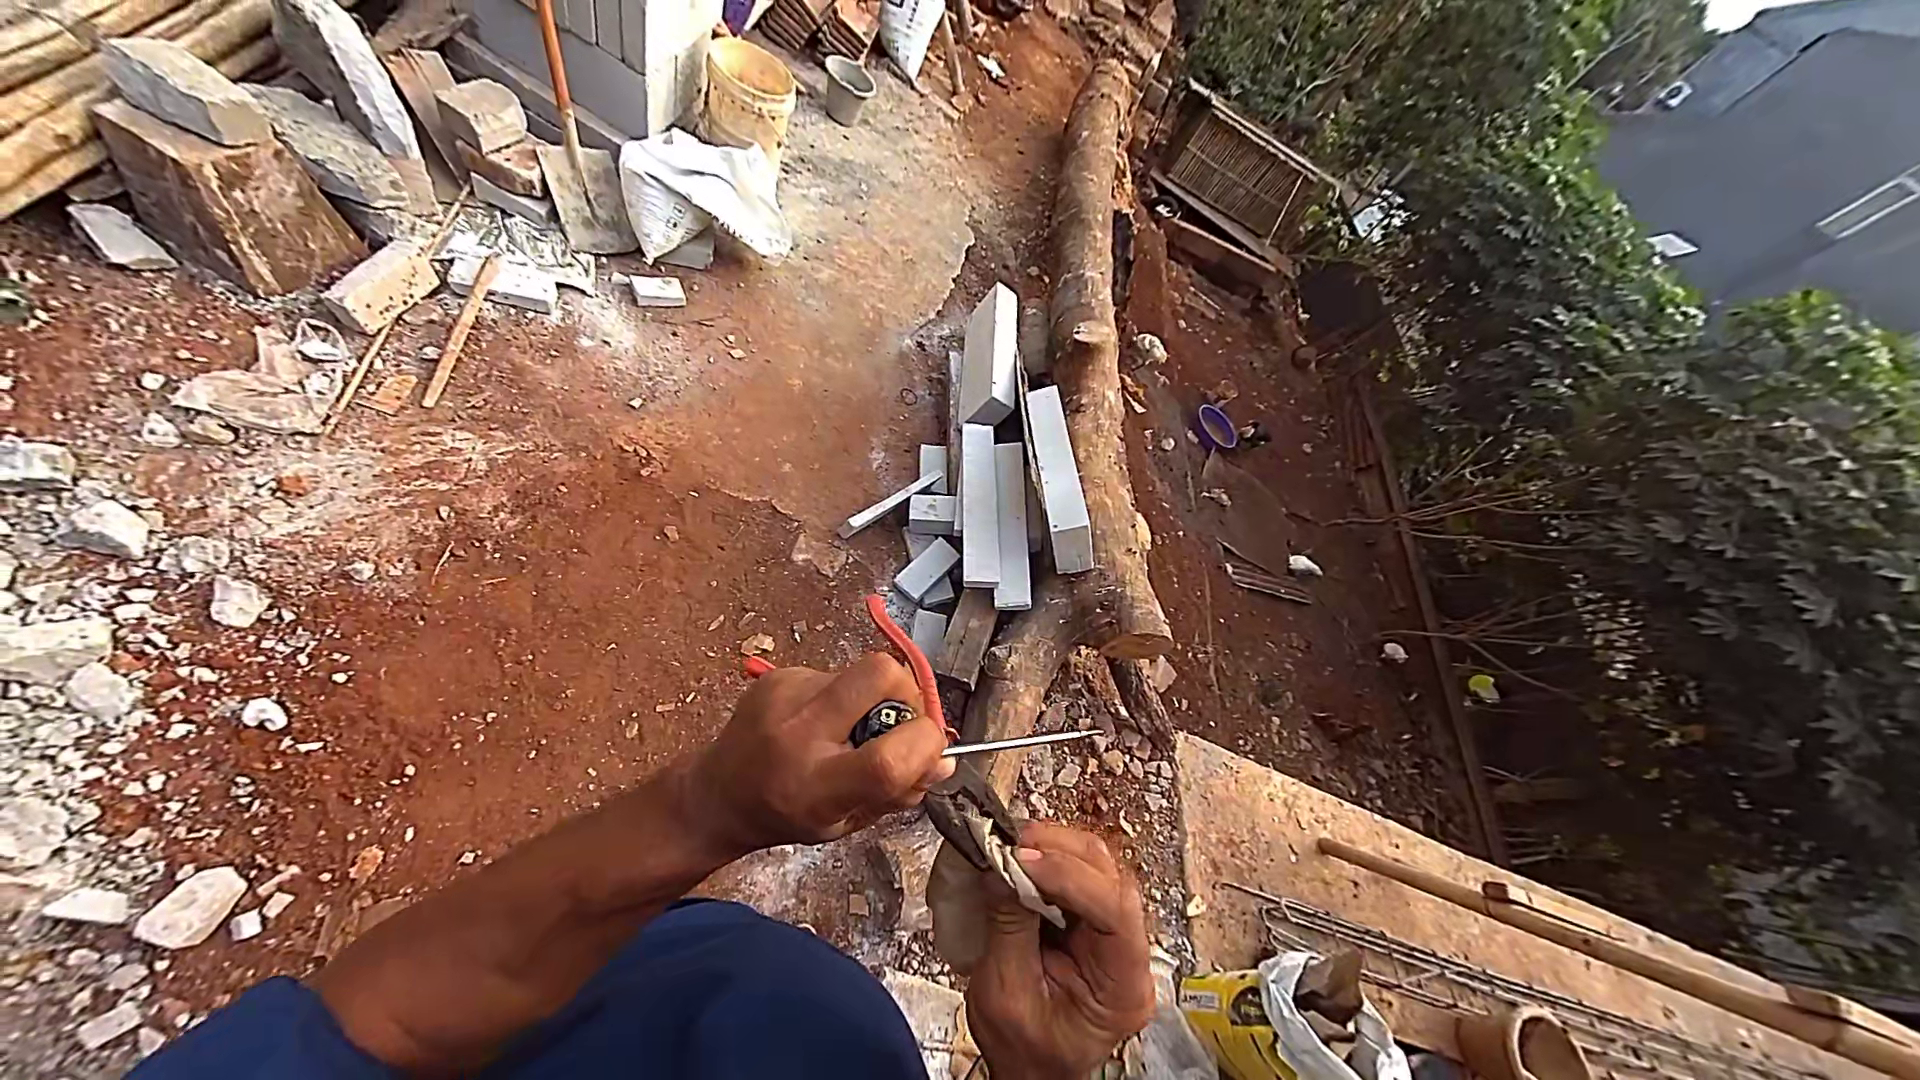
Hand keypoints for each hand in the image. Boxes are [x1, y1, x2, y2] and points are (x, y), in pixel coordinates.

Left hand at [682, 653, 954, 858]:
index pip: (886, 759)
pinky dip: (844, 693)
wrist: (715, 794)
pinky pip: (836, 672)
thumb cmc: (786, 815)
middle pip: (881, 672)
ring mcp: (786, 695)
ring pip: (862, 669)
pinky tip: (823, 717)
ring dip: (874, 694)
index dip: (924, 745)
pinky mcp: (779, 674)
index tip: (931, 748)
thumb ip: (897, 792)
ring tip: (851, 723)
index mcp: (815, 787)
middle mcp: (798, 734)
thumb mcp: (845, 823)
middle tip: (901, 717)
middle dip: (909, 689)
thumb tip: (943, 759)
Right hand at [965, 823, 1154, 1079]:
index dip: (1070, 875)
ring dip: (1053, 847)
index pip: (1115, 909)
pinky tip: (1023, 860)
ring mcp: (1112, 929)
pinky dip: (1048, 856)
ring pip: (1096, 863)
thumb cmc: (1025, 1050)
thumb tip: (1000, 866)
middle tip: (1013, 846)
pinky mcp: (1090, 914)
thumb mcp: (1007, 995)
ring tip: (1014, 850)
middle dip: (1060, 852)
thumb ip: (1008, 926)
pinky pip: (1077, 869)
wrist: (1028, 1067)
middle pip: (1109, 876)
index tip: (1024, 861)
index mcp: (1123, 986)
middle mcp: (1128, 950)